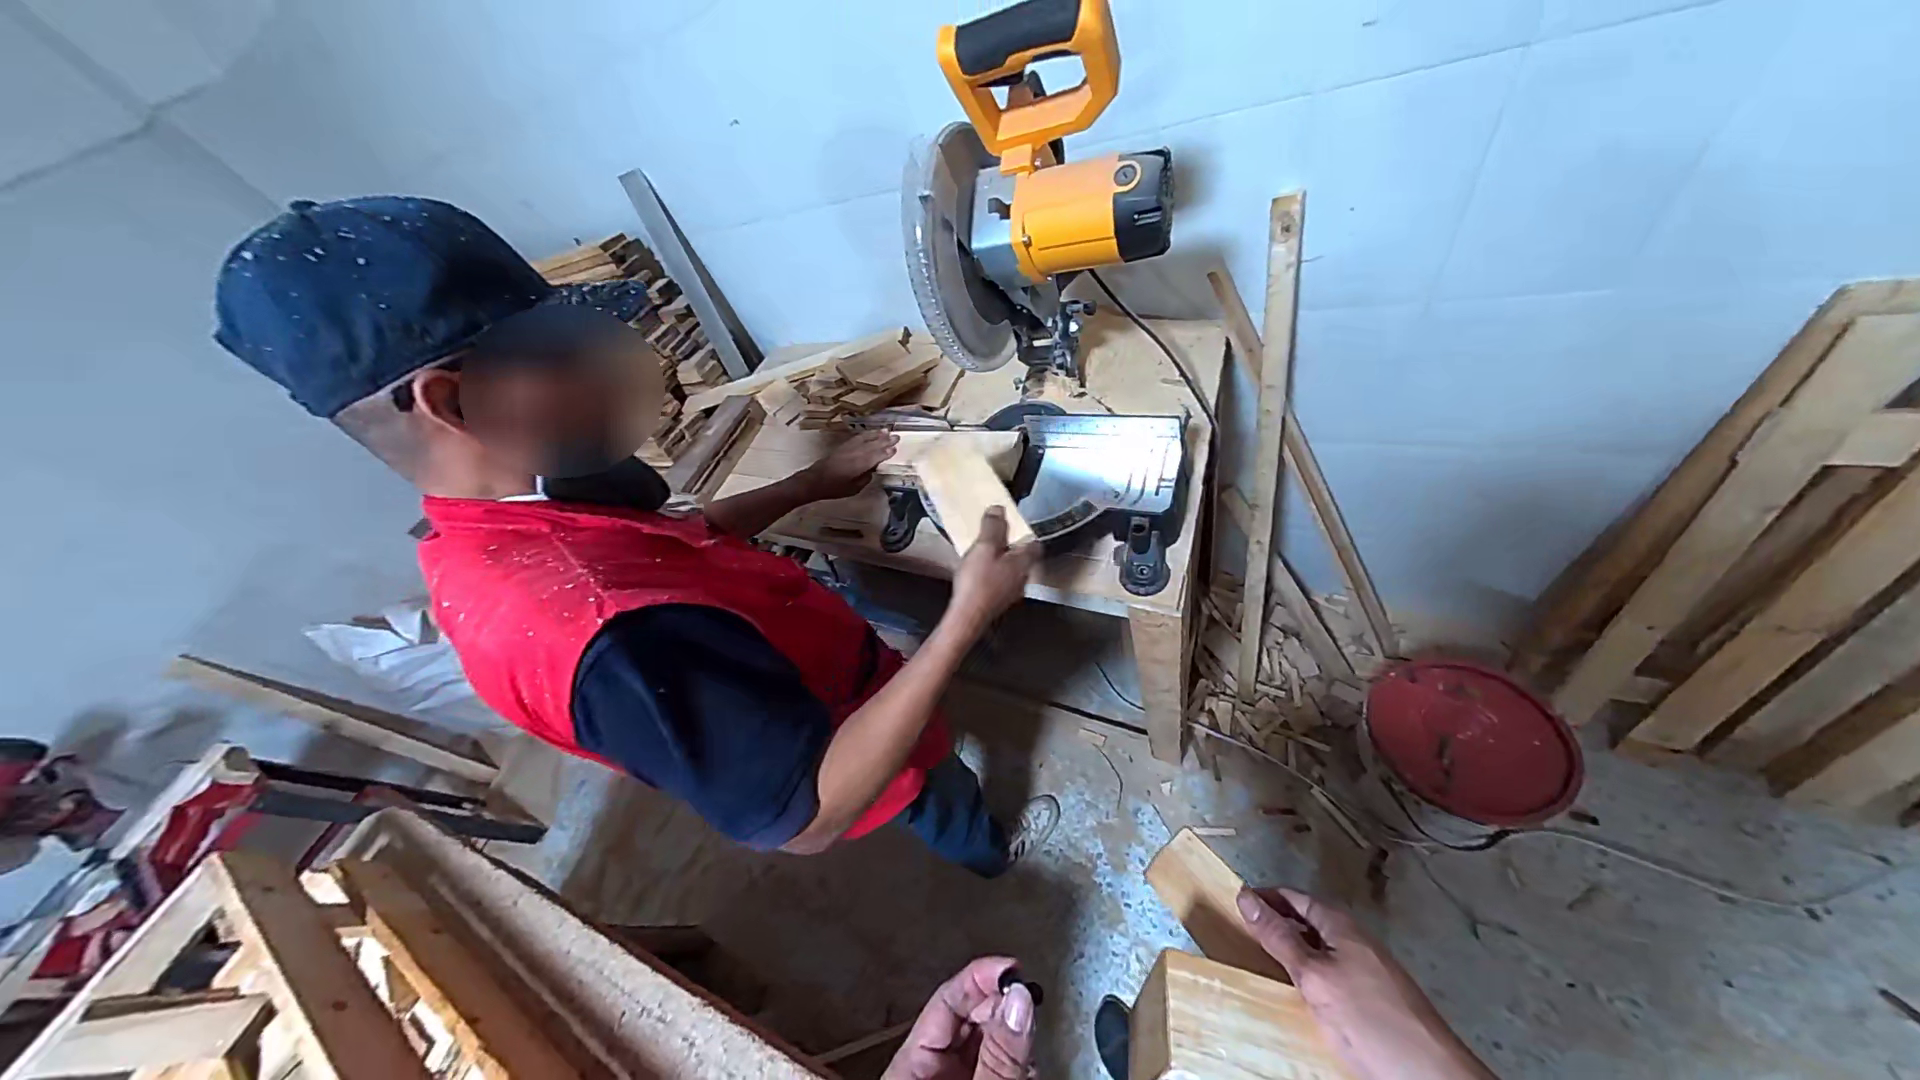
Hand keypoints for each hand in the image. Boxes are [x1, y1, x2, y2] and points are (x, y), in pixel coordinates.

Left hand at [800, 431, 897, 499]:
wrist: (815, 480)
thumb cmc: (835, 488)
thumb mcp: (854, 488)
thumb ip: (865, 478)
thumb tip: (872, 470)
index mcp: (859, 464)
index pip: (876, 455)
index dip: (886, 452)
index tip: (895, 448)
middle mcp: (855, 453)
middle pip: (873, 444)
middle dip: (885, 440)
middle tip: (896, 436)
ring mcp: (848, 448)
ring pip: (865, 438)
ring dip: (876, 434)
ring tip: (886, 430)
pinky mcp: (842, 446)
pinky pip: (857, 438)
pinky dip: (866, 434)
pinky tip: (870, 433)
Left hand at [882, 957, 1034, 1079]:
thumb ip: (996, 1054)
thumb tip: (1018, 999)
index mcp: (908, 1065)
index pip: (946, 998)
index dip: (980, 976)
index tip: (1012, 966)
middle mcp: (926, 1068)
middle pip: (969, 1017)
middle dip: (1000, 1007)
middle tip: (1027, 1004)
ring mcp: (950, 1079)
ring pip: (985, 1040)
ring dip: (1011, 1037)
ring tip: (1027, 1049)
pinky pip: (993, 1064)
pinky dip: (1013, 1062)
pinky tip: (1025, 1067)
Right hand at [947, 508, 1041, 632]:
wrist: (968, 616)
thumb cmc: (978, 580)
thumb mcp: (984, 547)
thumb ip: (993, 527)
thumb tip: (999, 509)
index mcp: (1024, 562)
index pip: (1035, 544)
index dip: (1027, 534)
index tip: (1015, 527)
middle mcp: (1024, 578)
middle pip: (1024, 558)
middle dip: (1013, 548)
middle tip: (998, 538)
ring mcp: (1013, 593)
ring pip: (1013, 571)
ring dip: (1003, 562)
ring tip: (987, 555)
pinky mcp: (1000, 603)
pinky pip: (1002, 583)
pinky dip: (995, 575)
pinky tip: (981, 575)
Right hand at [1237, 888, 1497, 1079]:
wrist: (1432, 1077)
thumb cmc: (1368, 1019)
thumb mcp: (1313, 976)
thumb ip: (1278, 937)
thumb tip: (1245, 897)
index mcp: (1340, 924)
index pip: (1292, 896)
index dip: (1263, 898)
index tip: (1236, 906)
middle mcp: (1356, 938)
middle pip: (1307, 919)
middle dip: (1277, 921)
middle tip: (1245, 932)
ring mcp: (1370, 967)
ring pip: (1321, 946)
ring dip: (1293, 948)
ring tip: (1267, 961)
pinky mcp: (1377, 995)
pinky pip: (1333, 969)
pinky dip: (1311, 971)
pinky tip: (1303, 991)